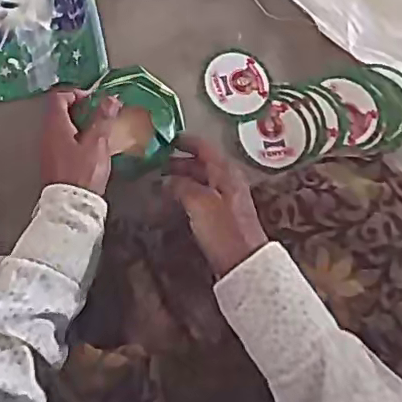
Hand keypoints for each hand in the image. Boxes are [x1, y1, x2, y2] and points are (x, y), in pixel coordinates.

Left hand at [41, 88, 122, 194]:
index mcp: (55, 126)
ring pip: (62, 126)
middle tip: (100, 113)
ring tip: (99, 130)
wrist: (71, 207)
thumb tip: (110, 98)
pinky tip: (92, 147)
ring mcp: (48, 149)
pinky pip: (63, 140)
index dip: (76, 93)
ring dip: (80, 123)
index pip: (58, 97)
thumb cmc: (83, 172)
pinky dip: (77, 137)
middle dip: (81, 108)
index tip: (93, 99)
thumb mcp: (97, 143)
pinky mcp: (53, 162)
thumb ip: (103, 118)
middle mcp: (47, 135)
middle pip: (59, 111)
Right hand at [165, 134, 269, 276]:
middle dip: (179, 160)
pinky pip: (202, 195)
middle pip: (202, 163)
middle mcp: (227, 180)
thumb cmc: (224, 230)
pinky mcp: (223, 215)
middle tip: (157, 161)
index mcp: (225, 171)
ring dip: (182, 177)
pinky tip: (174, 199)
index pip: (204, 146)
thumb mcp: (200, 203)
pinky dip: (187, 192)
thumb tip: (167, 180)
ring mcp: (226, 197)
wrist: (244, 263)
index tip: (166, 138)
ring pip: (201, 179)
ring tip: (160, 180)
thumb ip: (182, 186)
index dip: (185, 141)